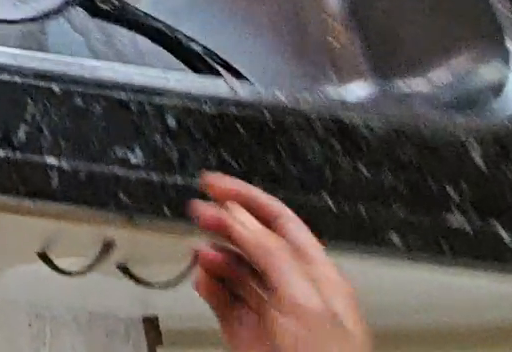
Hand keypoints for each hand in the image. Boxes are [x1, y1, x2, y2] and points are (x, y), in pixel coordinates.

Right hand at [188, 173, 369, 351]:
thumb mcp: (303, 303)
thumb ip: (270, 253)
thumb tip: (235, 213)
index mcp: (315, 276)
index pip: (279, 221)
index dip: (245, 197)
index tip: (209, 183)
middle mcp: (290, 287)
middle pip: (250, 239)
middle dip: (221, 222)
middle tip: (195, 212)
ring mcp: (266, 309)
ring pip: (231, 266)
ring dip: (212, 254)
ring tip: (201, 255)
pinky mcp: (243, 329)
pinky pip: (218, 296)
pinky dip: (207, 285)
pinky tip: (203, 283)